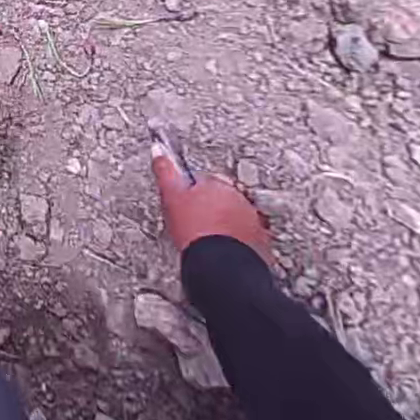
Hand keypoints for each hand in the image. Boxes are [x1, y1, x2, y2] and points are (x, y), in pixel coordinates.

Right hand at [152, 142, 272, 265]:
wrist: (220, 268)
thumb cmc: (195, 232)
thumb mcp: (171, 197)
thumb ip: (165, 171)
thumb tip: (159, 151)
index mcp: (217, 183)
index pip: (202, 179)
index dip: (189, 193)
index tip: (183, 205)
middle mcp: (239, 198)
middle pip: (220, 197)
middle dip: (209, 206)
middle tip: (194, 223)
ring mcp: (251, 221)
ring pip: (233, 217)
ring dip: (222, 224)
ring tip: (206, 240)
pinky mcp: (260, 243)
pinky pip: (245, 237)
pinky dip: (235, 241)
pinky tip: (221, 251)